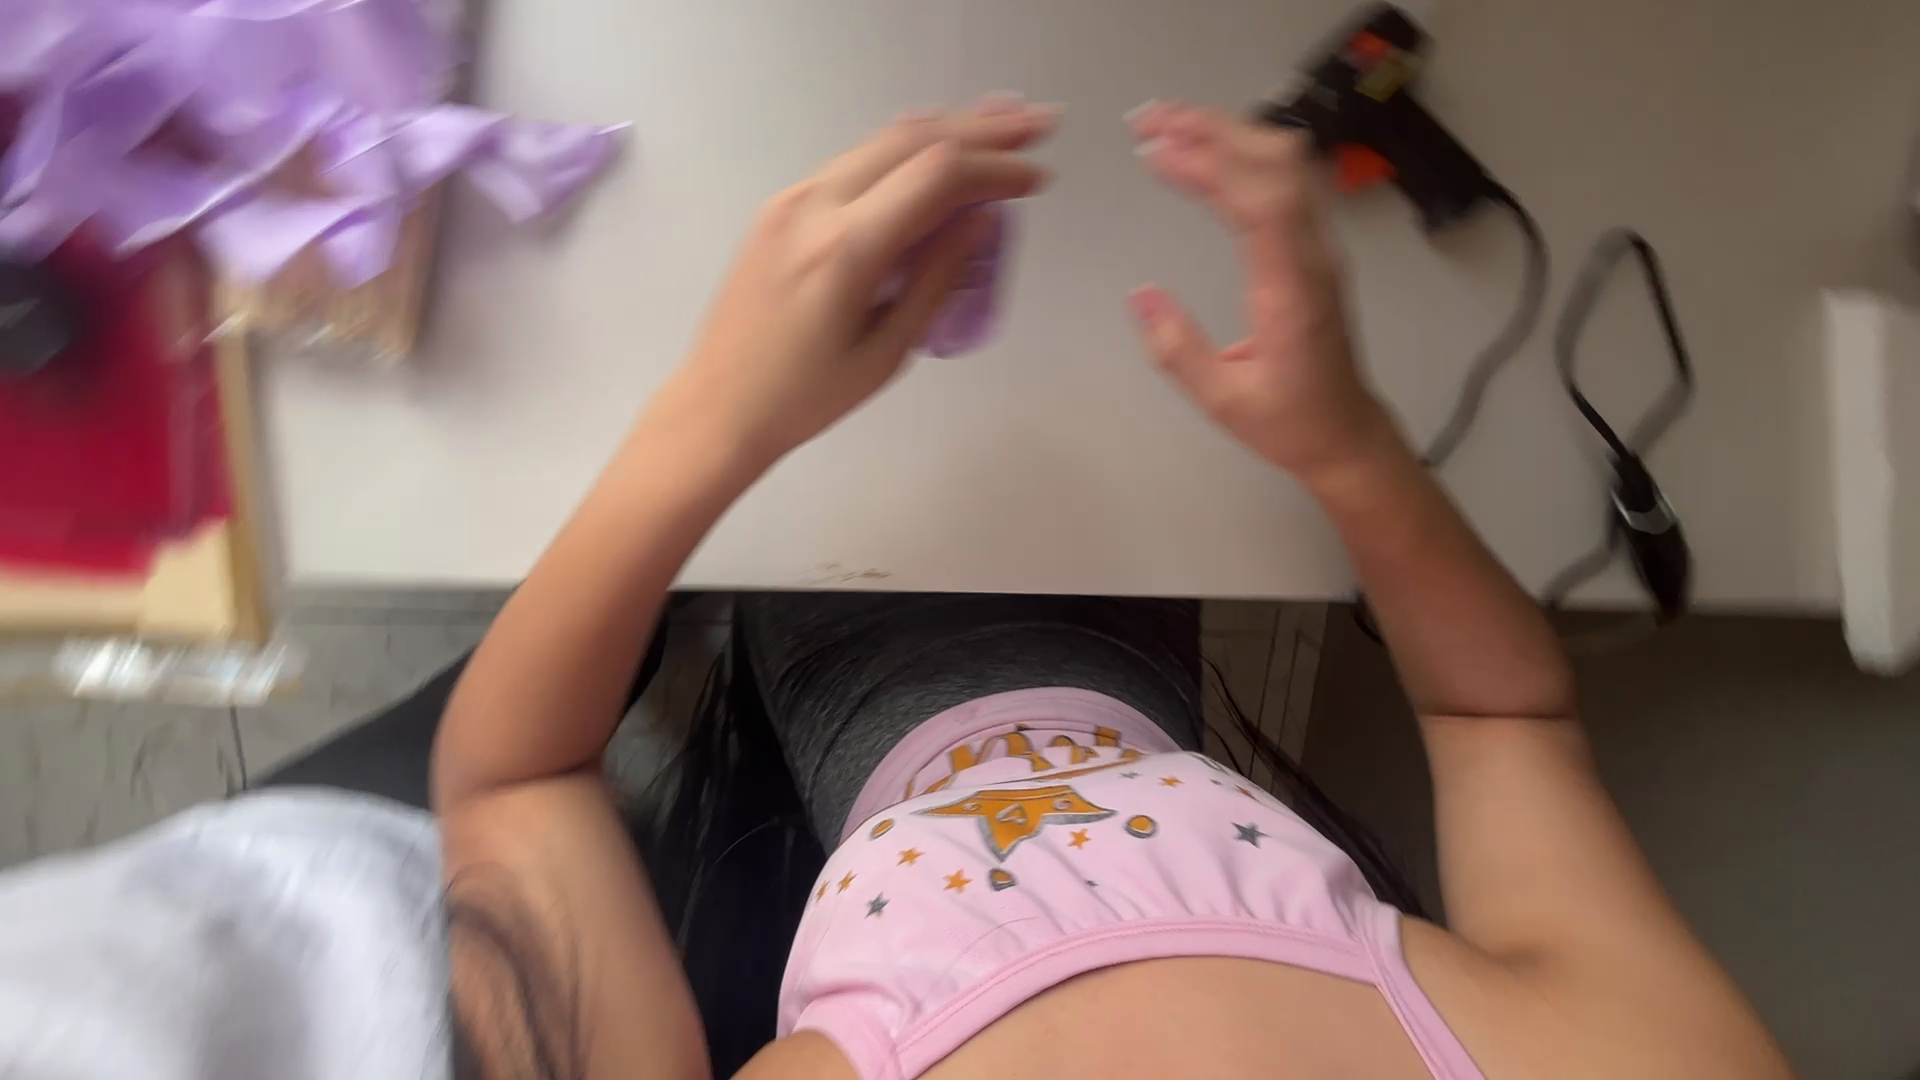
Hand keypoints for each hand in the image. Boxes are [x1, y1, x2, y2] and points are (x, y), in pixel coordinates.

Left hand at [655, 100, 1055, 465]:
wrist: (720, 406)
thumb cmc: (805, 399)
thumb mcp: (885, 353)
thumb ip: (935, 281)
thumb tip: (979, 222)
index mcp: (844, 249)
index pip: (936, 176)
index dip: (994, 168)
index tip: (1035, 177)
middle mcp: (813, 205)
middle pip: (911, 140)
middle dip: (980, 129)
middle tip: (1035, 126)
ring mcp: (790, 201)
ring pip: (880, 144)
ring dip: (943, 134)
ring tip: (997, 133)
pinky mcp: (779, 209)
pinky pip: (853, 165)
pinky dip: (903, 156)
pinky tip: (935, 162)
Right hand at [1126, 102, 1391, 480]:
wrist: (1346, 434)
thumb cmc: (1288, 423)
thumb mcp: (1222, 400)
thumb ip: (1177, 349)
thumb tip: (1139, 295)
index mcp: (1292, 293)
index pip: (1259, 204)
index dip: (1209, 167)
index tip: (1156, 151)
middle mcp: (1314, 258)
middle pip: (1277, 164)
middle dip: (1214, 130)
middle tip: (1151, 120)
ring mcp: (1320, 250)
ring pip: (1286, 165)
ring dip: (1229, 135)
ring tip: (1170, 129)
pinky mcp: (1313, 251)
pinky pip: (1284, 184)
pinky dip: (1242, 157)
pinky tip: (1208, 158)